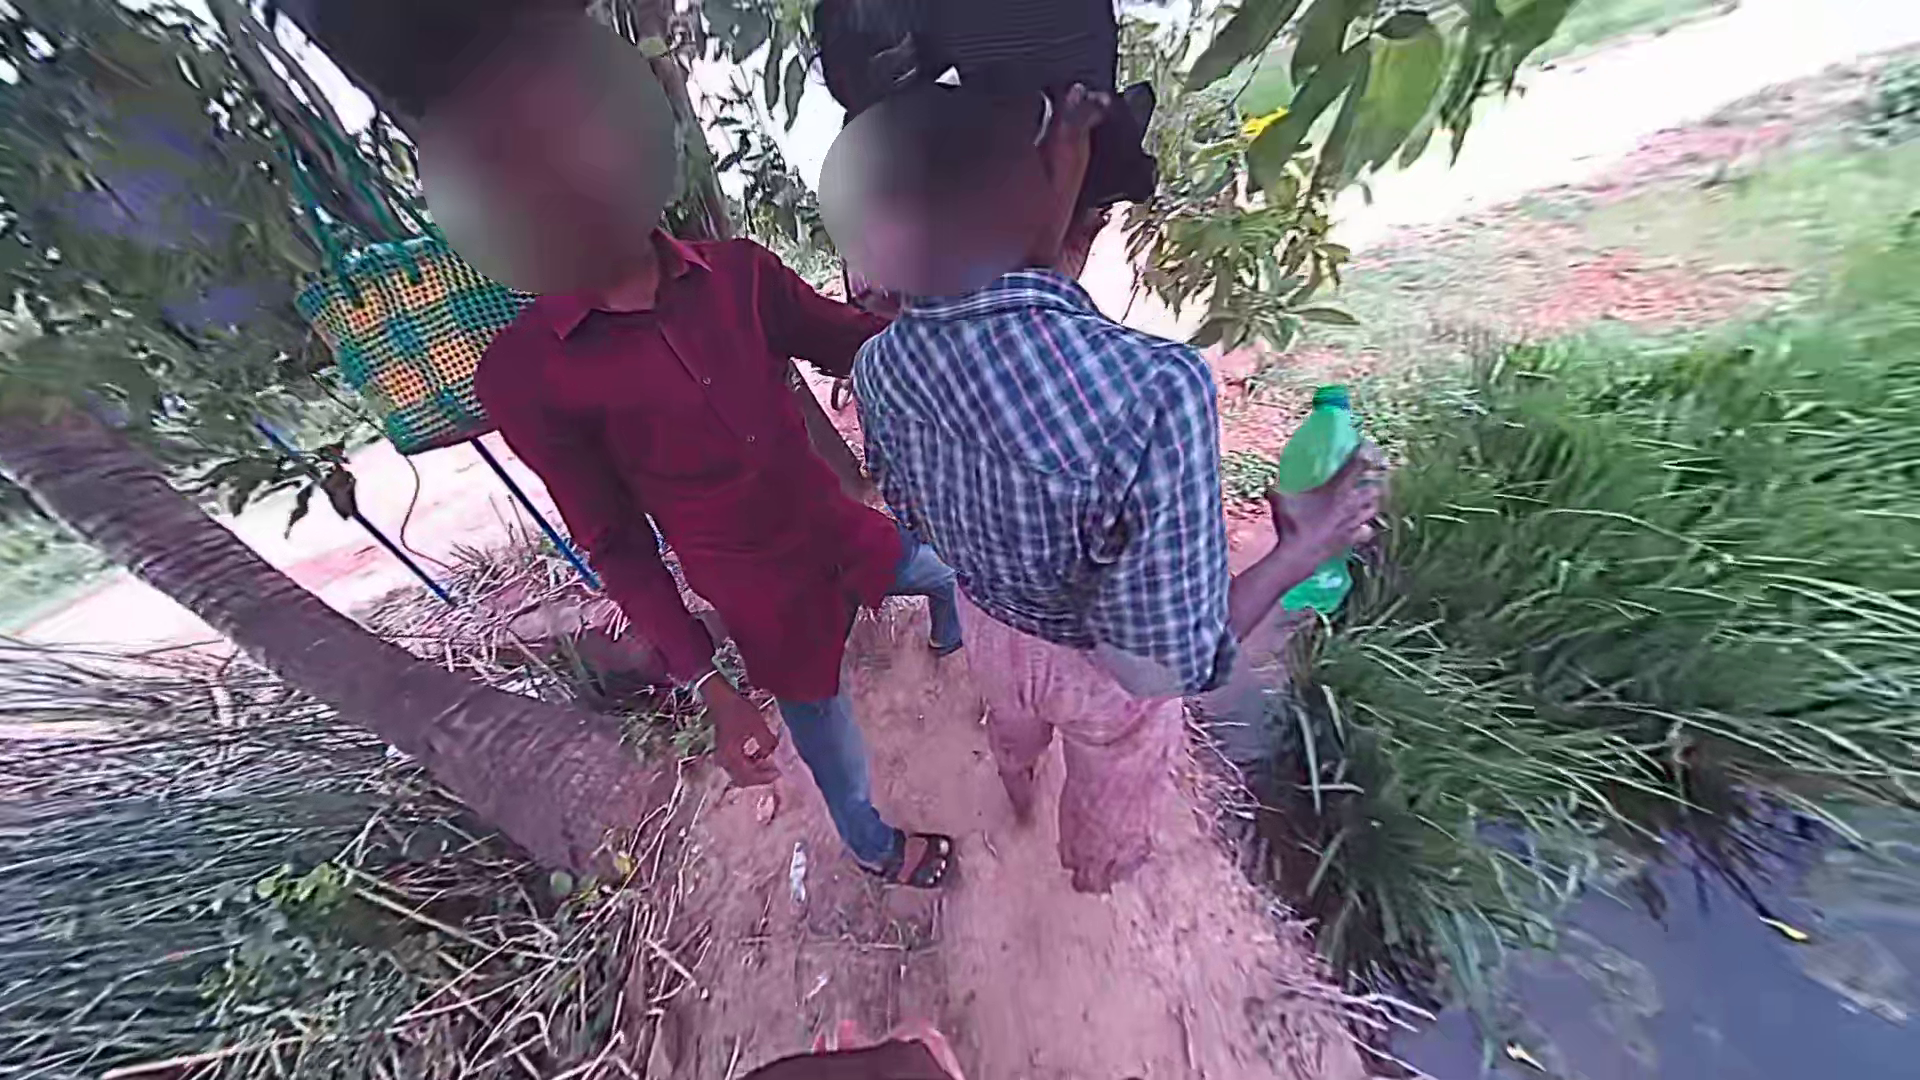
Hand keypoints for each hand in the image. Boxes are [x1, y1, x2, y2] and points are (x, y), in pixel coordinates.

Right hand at [702, 674, 779, 786]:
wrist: (721, 699)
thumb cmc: (738, 711)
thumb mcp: (757, 725)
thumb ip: (766, 742)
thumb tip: (772, 753)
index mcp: (730, 756)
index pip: (748, 776)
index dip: (764, 777)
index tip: (779, 773)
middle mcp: (724, 760)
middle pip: (742, 778)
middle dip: (760, 777)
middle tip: (775, 771)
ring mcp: (723, 756)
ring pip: (740, 773)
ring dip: (755, 771)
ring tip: (770, 763)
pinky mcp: (725, 751)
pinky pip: (738, 764)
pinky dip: (750, 763)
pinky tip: (761, 755)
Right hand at [1267, 443, 1384, 566]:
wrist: (1299, 553)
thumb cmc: (1290, 523)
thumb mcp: (1278, 500)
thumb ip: (1276, 488)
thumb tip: (1269, 483)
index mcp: (1336, 489)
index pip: (1357, 465)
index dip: (1363, 452)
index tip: (1365, 444)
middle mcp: (1350, 503)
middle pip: (1374, 487)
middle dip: (1374, 480)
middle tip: (1369, 476)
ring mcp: (1354, 522)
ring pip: (1373, 508)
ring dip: (1372, 502)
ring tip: (1367, 499)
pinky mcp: (1352, 538)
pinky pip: (1366, 530)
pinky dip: (1365, 527)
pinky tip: (1361, 526)